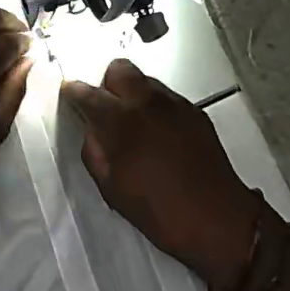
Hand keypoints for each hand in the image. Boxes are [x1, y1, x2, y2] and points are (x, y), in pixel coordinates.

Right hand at [62, 61, 264, 289]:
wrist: (220, 221)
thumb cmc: (158, 210)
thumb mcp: (112, 188)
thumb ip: (94, 152)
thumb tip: (92, 131)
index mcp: (121, 120)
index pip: (88, 93)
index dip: (74, 91)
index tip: (69, 93)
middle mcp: (147, 102)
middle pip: (120, 69)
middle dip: (108, 83)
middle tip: (107, 108)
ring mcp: (174, 104)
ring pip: (145, 80)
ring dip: (133, 94)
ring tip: (136, 124)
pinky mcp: (195, 112)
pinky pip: (166, 97)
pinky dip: (156, 107)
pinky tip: (160, 134)